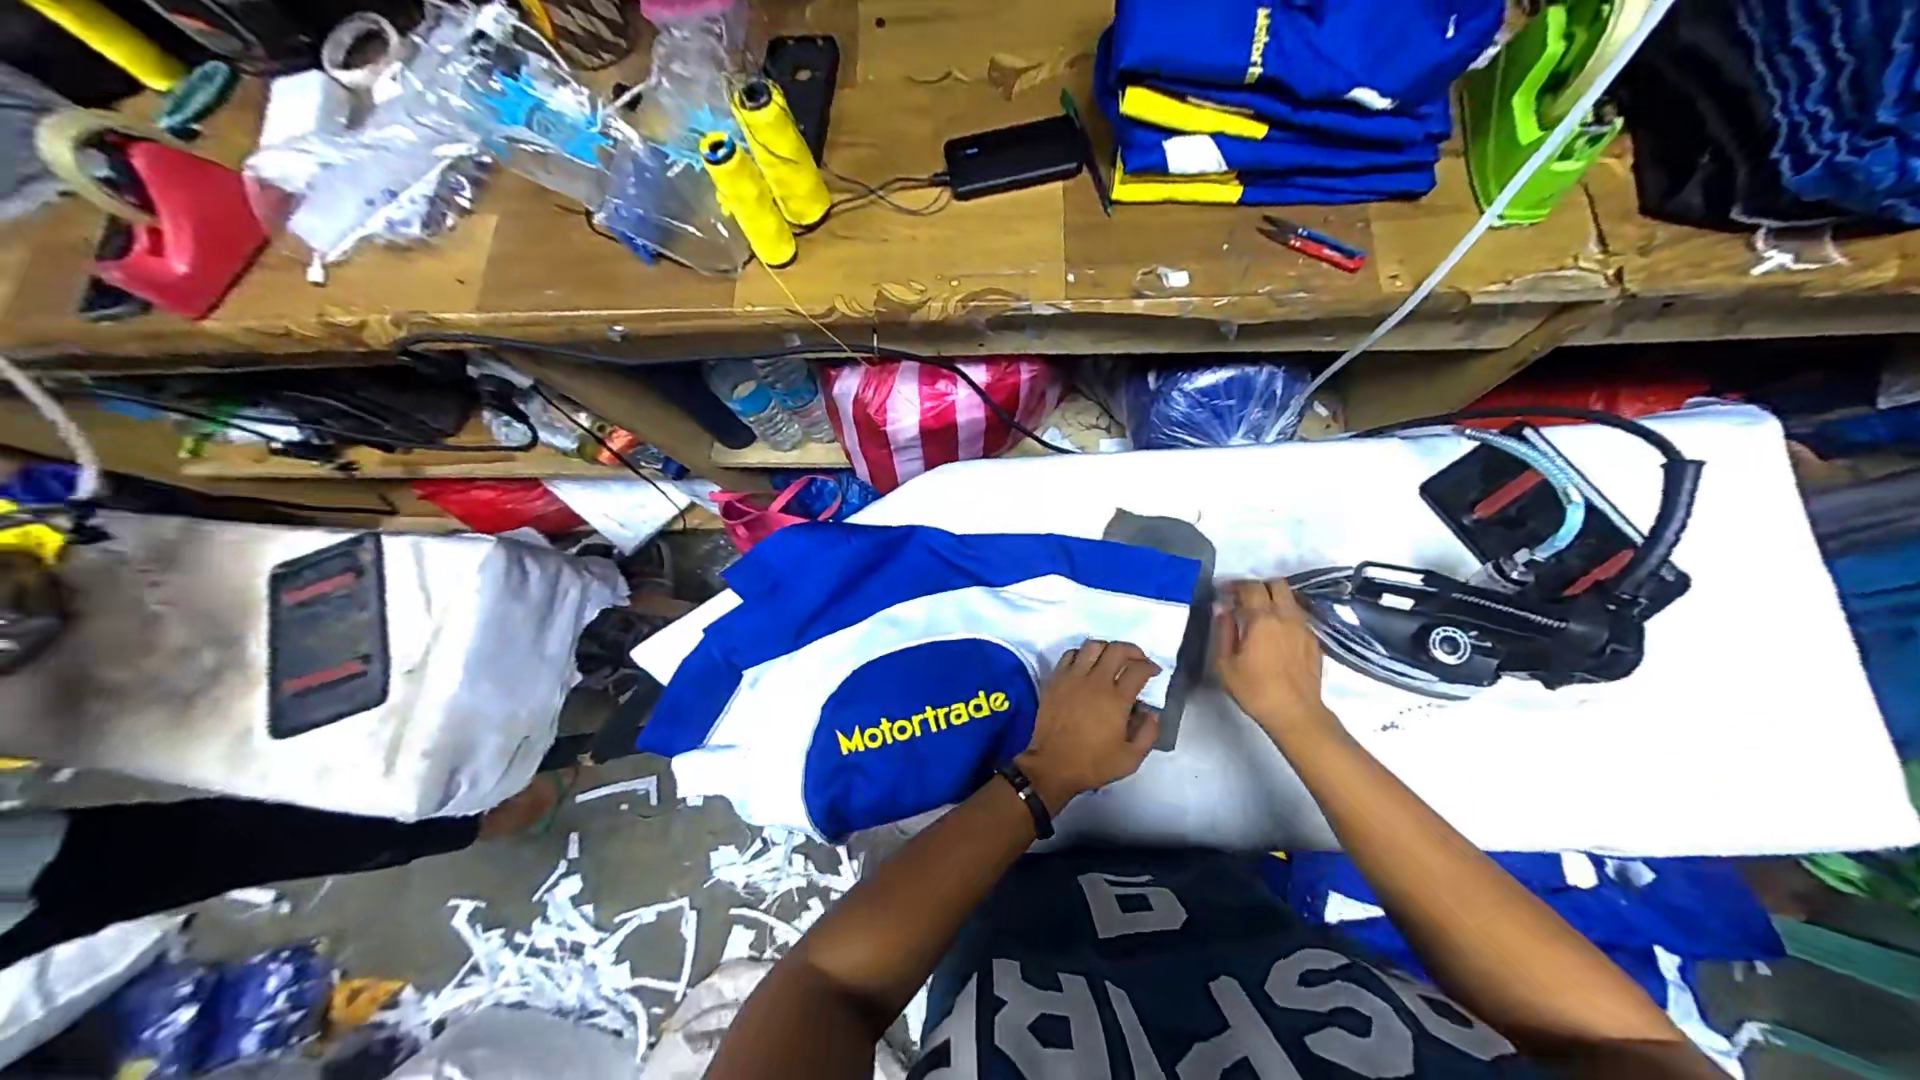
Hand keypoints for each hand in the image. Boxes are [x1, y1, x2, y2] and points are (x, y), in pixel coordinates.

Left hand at [1016, 640, 1161, 812]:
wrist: (1053, 765)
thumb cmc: (1093, 763)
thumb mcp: (1131, 758)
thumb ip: (1148, 732)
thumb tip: (1151, 711)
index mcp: (1116, 699)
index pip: (1138, 669)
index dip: (1150, 666)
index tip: (1154, 671)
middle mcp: (1095, 682)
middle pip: (1116, 649)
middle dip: (1133, 650)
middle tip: (1138, 660)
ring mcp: (1072, 678)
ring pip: (1092, 646)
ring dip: (1106, 648)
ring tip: (1112, 659)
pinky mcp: (1055, 680)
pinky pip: (1069, 655)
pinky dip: (1082, 654)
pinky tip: (1086, 665)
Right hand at [1214, 580, 1341, 742]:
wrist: (1295, 713)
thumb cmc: (1254, 690)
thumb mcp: (1225, 664)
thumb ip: (1223, 631)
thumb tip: (1221, 608)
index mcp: (1262, 619)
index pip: (1250, 587)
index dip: (1234, 585)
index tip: (1223, 592)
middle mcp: (1286, 617)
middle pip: (1276, 584)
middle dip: (1258, 586)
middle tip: (1243, 598)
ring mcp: (1304, 627)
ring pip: (1291, 598)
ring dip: (1274, 598)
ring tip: (1259, 613)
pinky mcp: (1314, 640)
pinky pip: (1299, 616)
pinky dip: (1285, 614)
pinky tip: (1276, 631)